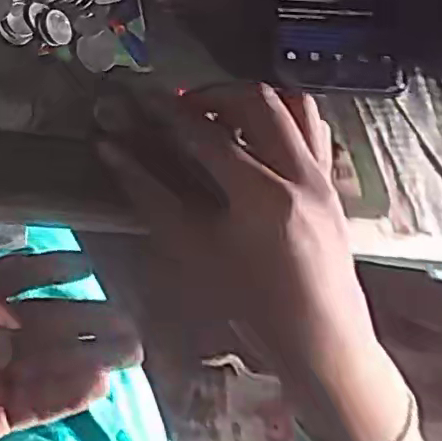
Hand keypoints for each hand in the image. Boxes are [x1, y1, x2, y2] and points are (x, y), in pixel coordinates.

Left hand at [0, 252, 140, 440]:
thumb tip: (14, 305)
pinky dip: (68, 392)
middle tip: (125, 317)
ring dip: (86, 353)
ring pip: (48, 360)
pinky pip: (40, 400)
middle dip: (81, 316)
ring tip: (128, 349)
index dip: (47, 268)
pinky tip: (97, 382)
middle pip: (41, 320)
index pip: (12, 277)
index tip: (85, 263)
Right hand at [97, 85, 408, 440]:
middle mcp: (298, 175)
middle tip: (181, 108)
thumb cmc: (250, 302)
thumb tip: (109, 149)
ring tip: (218, 116)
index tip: (139, 96)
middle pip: (255, 101)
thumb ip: (147, 191)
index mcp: (261, 194)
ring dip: (248, 100)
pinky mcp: (332, 185)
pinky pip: (313, 128)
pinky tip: (254, 134)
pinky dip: (281, 116)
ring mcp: (323, 177)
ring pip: (291, 105)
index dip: (165, 110)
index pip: (203, 132)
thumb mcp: (189, 247)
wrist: (323, 346)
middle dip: (211, 94)